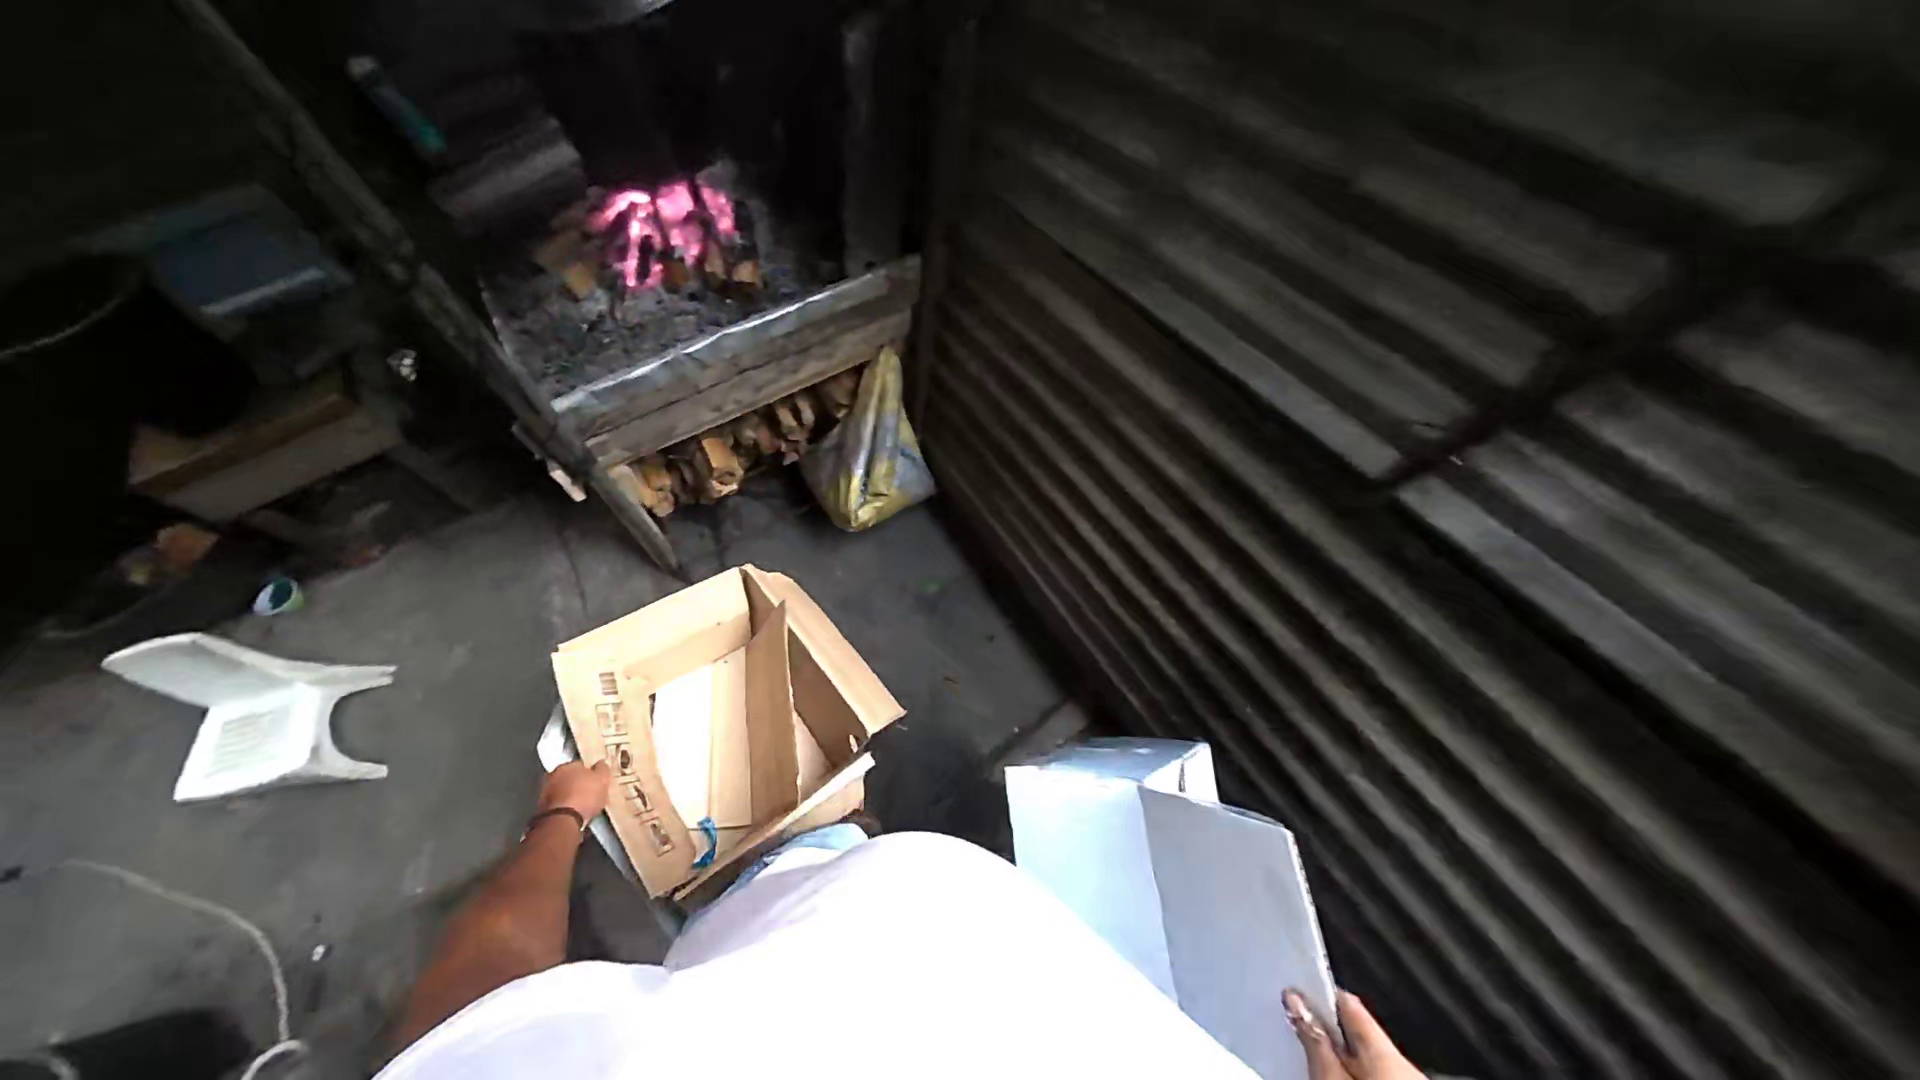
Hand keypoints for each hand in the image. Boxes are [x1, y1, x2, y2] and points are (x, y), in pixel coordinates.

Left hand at [538, 760, 611, 819]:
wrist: (563, 821)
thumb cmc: (585, 796)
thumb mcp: (603, 780)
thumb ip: (602, 769)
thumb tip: (600, 764)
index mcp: (567, 765)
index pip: (580, 764)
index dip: (589, 772)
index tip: (595, 780)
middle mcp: (552, 775)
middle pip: (568, 777)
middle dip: (576, 783)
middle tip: (588, 792)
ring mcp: (544, 793)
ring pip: (561, 790)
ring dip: (568, 794)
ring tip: (581, 804)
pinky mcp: (541, 809)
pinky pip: (557, 803)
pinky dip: (563, 806)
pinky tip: (572, 812)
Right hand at [1285, 988, 1423, 1079]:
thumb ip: (1314, 1040)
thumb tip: (1295, 1000)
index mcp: (1385, 1051)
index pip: (1347, 1001)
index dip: (1319, 992)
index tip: (1296, 992)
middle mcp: (1406, 1065)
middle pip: (1358, 1029)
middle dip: (1329, 1028)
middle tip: (1300, 1028)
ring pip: (1369, 1055)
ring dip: (1343, 1053)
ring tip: (1318, 1058)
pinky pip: (1380, 1072)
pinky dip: (1359, 1071)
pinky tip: (1341, 1075)